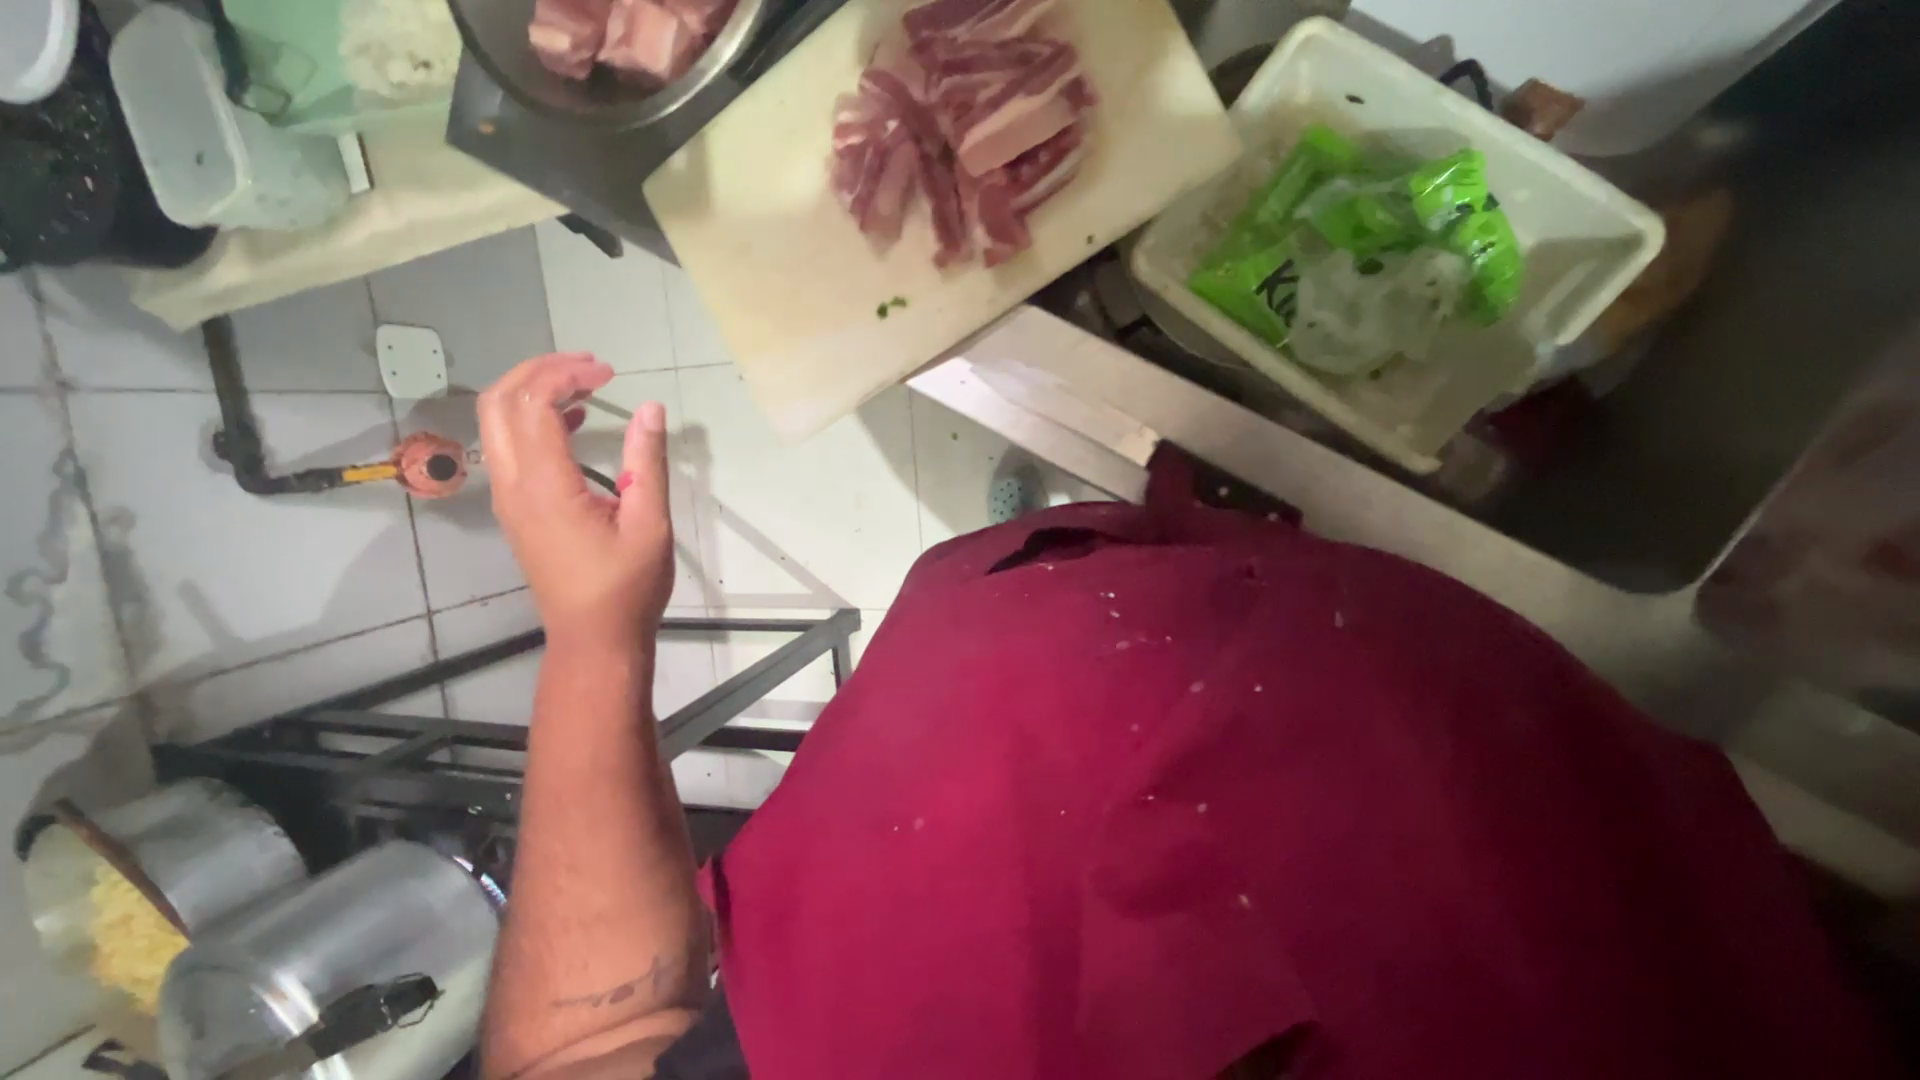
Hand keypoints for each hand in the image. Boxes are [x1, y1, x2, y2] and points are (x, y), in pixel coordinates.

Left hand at [478, 353, 673, 650]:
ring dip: (533, 393)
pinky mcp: (516, 509)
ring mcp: (509, 498)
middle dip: (540, 371)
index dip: (566, 374)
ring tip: (584, 384)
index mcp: (545, 486)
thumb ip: (646, 462)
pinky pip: (509, 447)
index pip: (534, 404)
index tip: (609, 372)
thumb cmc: (627, 586)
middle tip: (590, 367)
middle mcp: (514, 485)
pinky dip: (533, 420)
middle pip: (499, 402)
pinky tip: (572, 420)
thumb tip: (650, 409)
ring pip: (498, 423)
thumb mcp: (650, 523)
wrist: (594, 638)